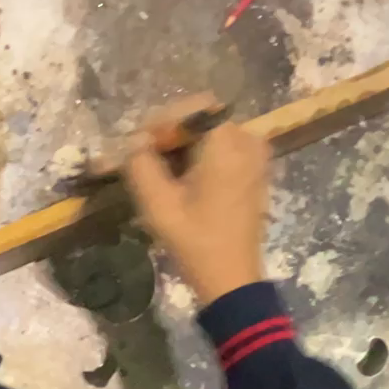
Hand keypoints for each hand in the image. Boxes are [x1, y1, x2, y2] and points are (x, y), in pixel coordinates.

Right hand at [124, 121, 270, 306]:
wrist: (232, 279)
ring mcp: (256, 157)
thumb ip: (140, 166)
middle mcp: (248, 140)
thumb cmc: (195, 242)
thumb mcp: (158, 205)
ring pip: (210, 137)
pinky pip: (223, 152)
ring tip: (157, 173)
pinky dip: (199, 160)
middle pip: (201, 121)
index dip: (160, 122)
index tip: (137, 147)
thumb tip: (132, 144)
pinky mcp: (255, 174)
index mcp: (227, 142)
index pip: (191, 109)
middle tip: (141, 160)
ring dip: (182, 149)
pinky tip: (180, 183)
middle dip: (169, 136)